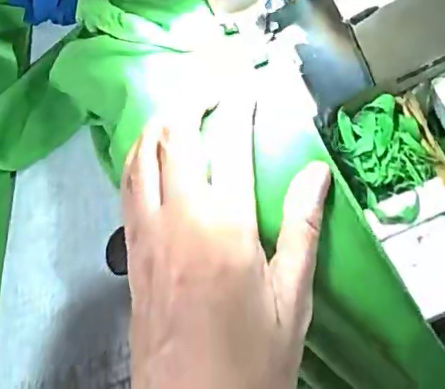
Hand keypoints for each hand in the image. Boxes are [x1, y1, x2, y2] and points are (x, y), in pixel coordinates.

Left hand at [122, 90, 332, 388]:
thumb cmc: (250, 365)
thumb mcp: (290, 300)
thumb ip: (302, 227)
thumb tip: (316, 172)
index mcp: (226, 225)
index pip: (232, 142)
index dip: (240, 104)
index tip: (249, 84)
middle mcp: (180, 218)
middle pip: (175, 135)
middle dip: (194, 99)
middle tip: (215, 87)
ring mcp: (148, 235)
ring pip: (142, 155)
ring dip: (160, 121)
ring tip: (181, 107)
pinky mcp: (132, 255)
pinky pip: (128, 186)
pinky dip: (139, 156)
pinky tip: (151, 154)